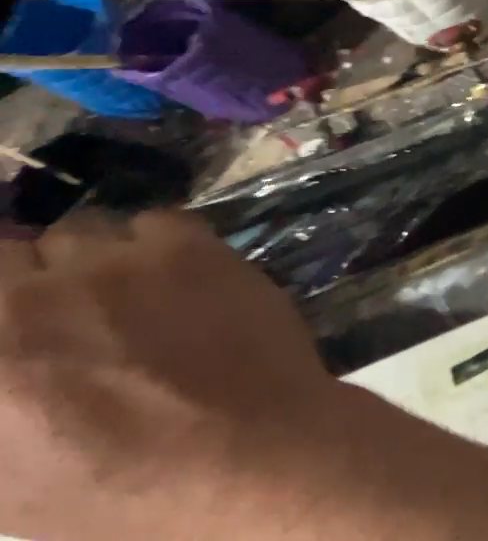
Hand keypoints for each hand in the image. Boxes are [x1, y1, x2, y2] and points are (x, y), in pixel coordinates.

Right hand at [0, 210, 343, 539]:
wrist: (242, 452)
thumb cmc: (116, 488)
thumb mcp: (7, 480)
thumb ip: (4, 397)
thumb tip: (19, 367)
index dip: (5, 297)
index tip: (20, 316)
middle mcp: (32, 298)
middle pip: (14, 253)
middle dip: (31, 276)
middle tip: (66, 311)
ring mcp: (117, 266)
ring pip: (84, 231)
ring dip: (93, 257)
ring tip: (122, 293)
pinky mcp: (192, 250)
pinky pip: (159, 221)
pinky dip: (158, 243)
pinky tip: (174, 275)